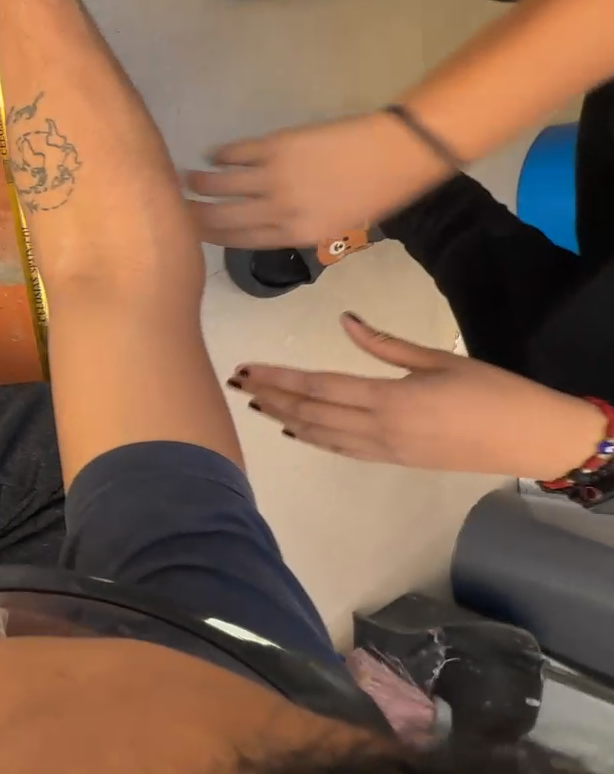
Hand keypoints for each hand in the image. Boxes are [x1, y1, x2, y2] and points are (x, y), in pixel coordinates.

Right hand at [186, 112, 450, 247]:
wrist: (404, 151)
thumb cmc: (375, 191)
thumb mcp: (333, 223)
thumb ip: (289, 226)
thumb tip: (247, 221)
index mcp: (295, 233)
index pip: (233, 239)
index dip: (204, 234)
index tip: (188, 228)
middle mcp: (278, 210)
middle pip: (215, 216)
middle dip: (189, 212)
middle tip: (174, 205)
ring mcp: (273, 177)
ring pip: (214, 184)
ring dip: (195, 182)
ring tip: (186, 177)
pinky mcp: (273, 147)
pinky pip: (231, 154)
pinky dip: (219, 155)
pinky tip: (216, 156)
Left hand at [233, 312, 606, 479]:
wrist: (545, 442)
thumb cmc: (497, 393)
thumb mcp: (441, 360)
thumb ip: (385, 344)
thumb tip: (345, 320)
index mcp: (390, 399)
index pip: (317, 386)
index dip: (276, 377)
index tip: (245, 368)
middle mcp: (380, 427)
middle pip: (309, 410)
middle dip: (269, 395)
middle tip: (235, 382)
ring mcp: (385, 448)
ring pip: (319, 432)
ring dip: (282, 416)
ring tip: (253, 400)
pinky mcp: (395, 460)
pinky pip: (342, 449)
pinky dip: (311, 438)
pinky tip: (291, 428)